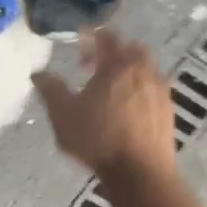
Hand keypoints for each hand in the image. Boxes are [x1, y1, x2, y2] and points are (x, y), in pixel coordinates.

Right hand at [31, 28, 176, 181]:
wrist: (140, 172)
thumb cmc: (96, 139)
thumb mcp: (62, 114)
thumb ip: (50, 89)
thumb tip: (38, 73)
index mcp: (116, 67)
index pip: (106, 38)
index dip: (91, 35)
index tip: (78, 36)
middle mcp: (143, 72)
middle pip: (131, 48)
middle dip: (111, 50)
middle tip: (90, 64)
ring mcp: (160, 90)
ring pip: (144, 67)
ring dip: (126, 69)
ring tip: (107, 86)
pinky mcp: (168, 109)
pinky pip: (153, 86)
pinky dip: (138, 85)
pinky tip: (125, 105)